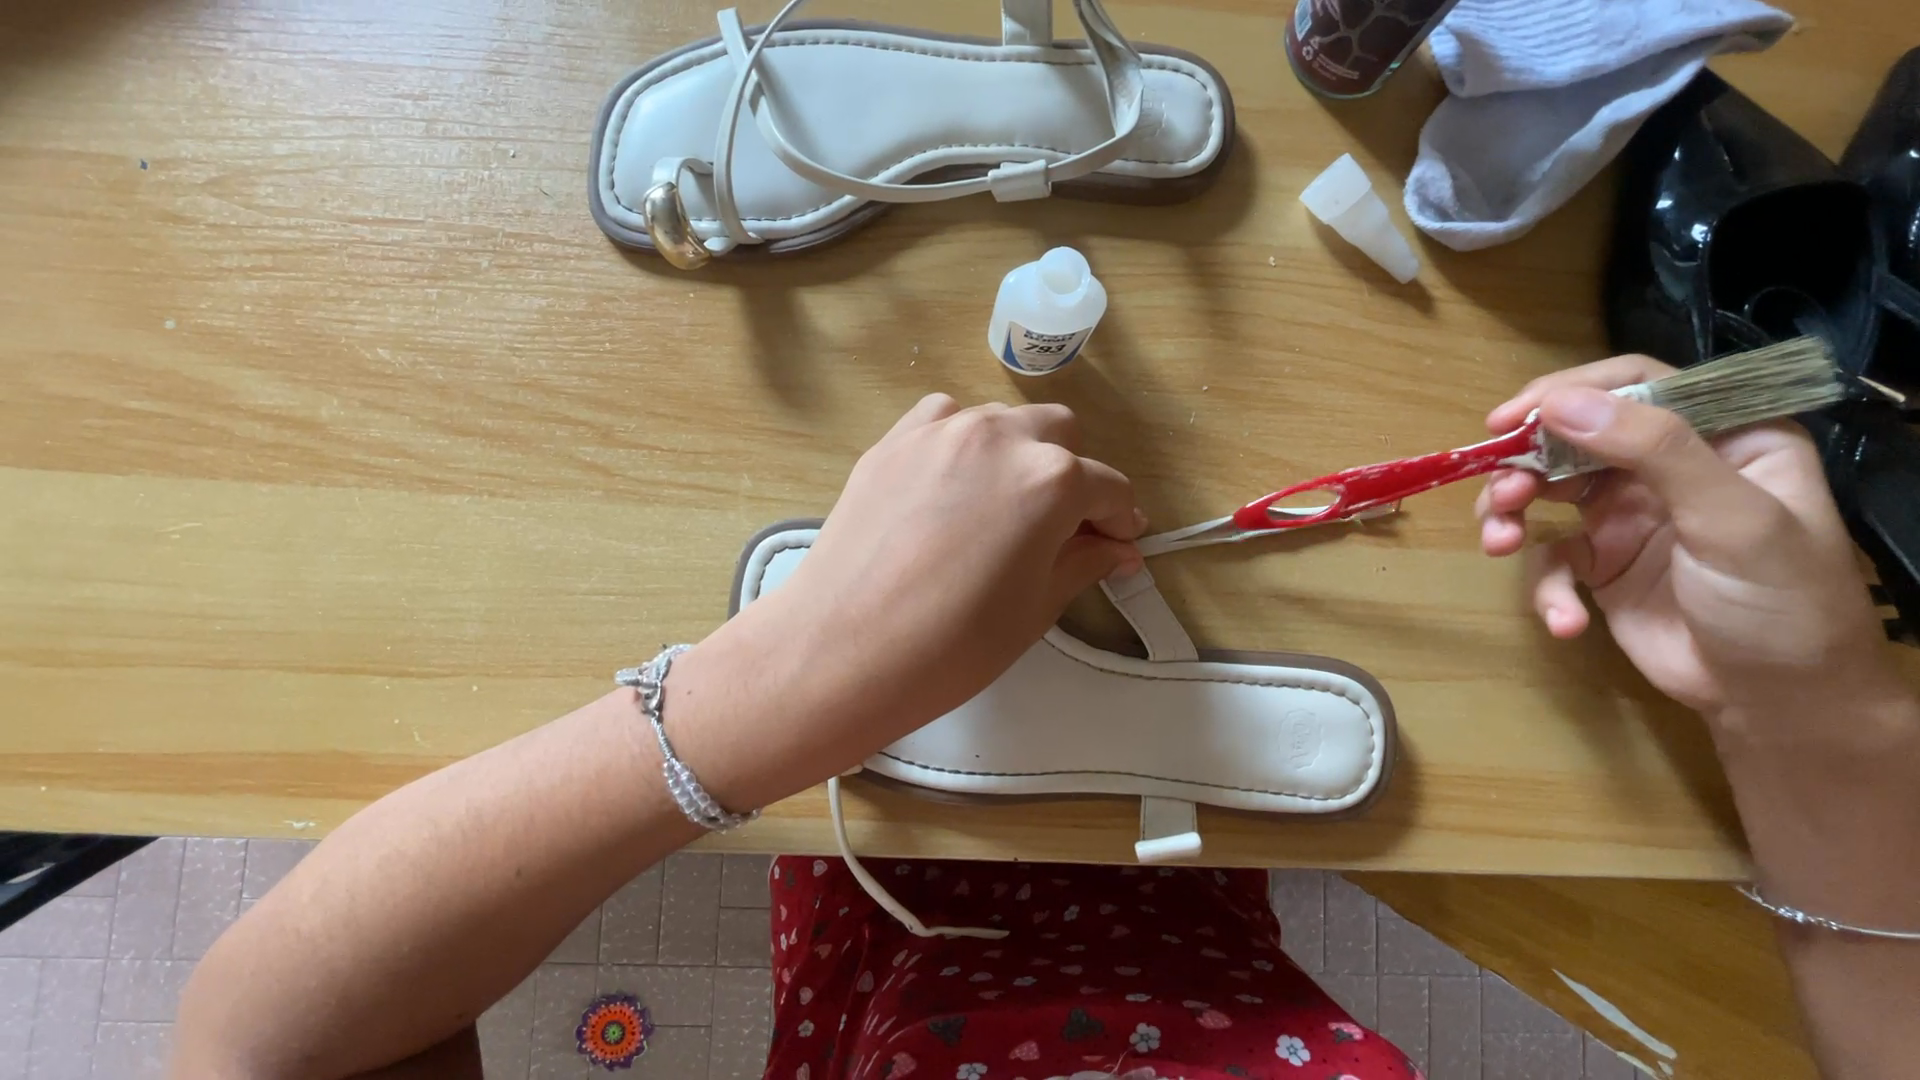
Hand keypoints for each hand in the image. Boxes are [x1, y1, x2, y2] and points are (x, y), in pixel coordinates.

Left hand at [670, 395, 1144, 806]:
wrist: (840, 649)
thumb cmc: (950, 646)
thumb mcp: (1034, 609)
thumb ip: (1084, 563)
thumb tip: (1120, 549)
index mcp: (1050, 480)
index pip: (1108, 489)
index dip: (1119, 521)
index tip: (1117, 545)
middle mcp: (999, 437)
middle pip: (1059, 435)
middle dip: (1072, 476)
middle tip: (1059, 529)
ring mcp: (940, 431)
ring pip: (1002, 422)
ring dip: (1018, 454)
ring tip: (1001, 507)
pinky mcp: (893, 441)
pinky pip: (945, 420)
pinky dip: (963, 442)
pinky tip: (952, 485)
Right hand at [1475, 355, 1894, 729]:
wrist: (1778, 704)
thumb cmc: (1779, 602)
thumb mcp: (1729, 519)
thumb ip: (1653, 451)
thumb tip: (1559, 404)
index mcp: (1722, 438)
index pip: (1639, 386)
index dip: (1568, 392)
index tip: (1509, 420)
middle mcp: (1667, 467)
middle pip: (1572, 439)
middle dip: (1525, 466)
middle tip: (1501, 496)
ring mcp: (1628, 515)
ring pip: (1543, 492)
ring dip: (1511, 516)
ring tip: (1499, 545)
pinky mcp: (1599, 564)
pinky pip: (1548, 557)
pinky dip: (1544, 588)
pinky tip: (1566, 620)